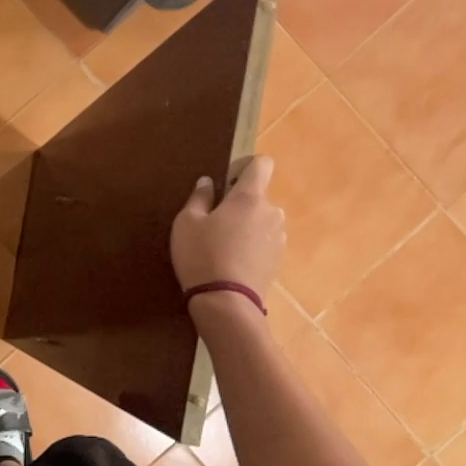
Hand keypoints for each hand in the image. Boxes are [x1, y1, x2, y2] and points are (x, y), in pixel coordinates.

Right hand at [170, 154, 284, 302]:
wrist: (225, 301)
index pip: (262, 164)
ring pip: (261, 221)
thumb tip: (208, 182)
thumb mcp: (186, 223)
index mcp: (249, 197)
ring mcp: (278, 236)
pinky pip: (264, 242)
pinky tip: (233, 262)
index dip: (247, 166)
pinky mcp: (279, 258)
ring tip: (223, 247)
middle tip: (214, 224)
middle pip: (258, 197)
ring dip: (247, 226)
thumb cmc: (201, 255)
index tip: (228, 180)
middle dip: (240, 205)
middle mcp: (271, 212)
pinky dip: (252, 246)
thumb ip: (199, 198)